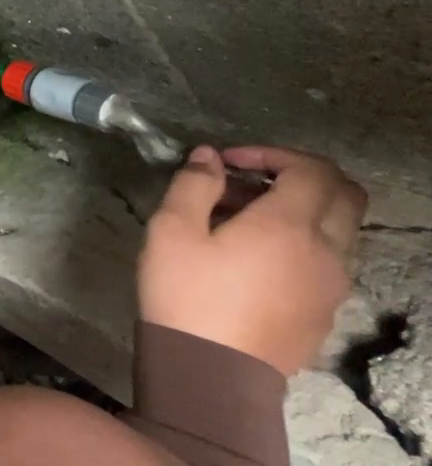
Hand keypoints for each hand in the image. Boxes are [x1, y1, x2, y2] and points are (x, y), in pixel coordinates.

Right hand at [139, 145, 366, 374]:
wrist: (214, 363)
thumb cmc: (187, 289)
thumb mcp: (171, 229)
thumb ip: (193, 185)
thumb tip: (208, 156)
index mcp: (288, 225)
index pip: (313, 171)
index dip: (272, 153)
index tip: (227, 160)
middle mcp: (326, 249)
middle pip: (346, 195)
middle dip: (300, 173)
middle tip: (249, 177)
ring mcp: (334, 280)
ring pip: (340, 226)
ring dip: (301, 206)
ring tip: (241, 215)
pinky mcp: (327, 303)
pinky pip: (330, 255)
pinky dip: (302, 236)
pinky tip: (253, 250)